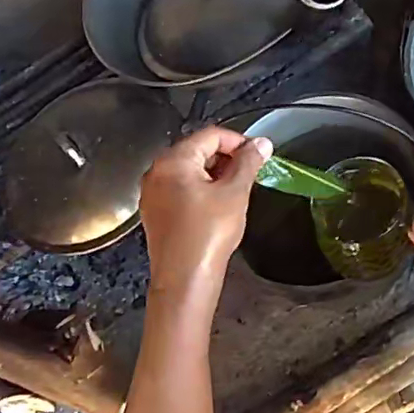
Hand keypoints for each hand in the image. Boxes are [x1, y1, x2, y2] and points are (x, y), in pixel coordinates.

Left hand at [139, 127, 271, 289]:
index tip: (258, 154)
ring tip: (236, 192)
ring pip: (188, 172)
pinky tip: (217, 208)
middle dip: (226, 159)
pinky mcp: (156, 214)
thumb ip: (248, 163)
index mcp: (173, 161)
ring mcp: (153, 194)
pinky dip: (201, 191)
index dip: (238, 141)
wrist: (185, 277)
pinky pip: (180, 191)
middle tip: (250, 174)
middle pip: (196, 151)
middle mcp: (156, 172)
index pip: (210, 135)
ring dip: (214, 176)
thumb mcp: (235, 193)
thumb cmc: (208, 233)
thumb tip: (261, 143)